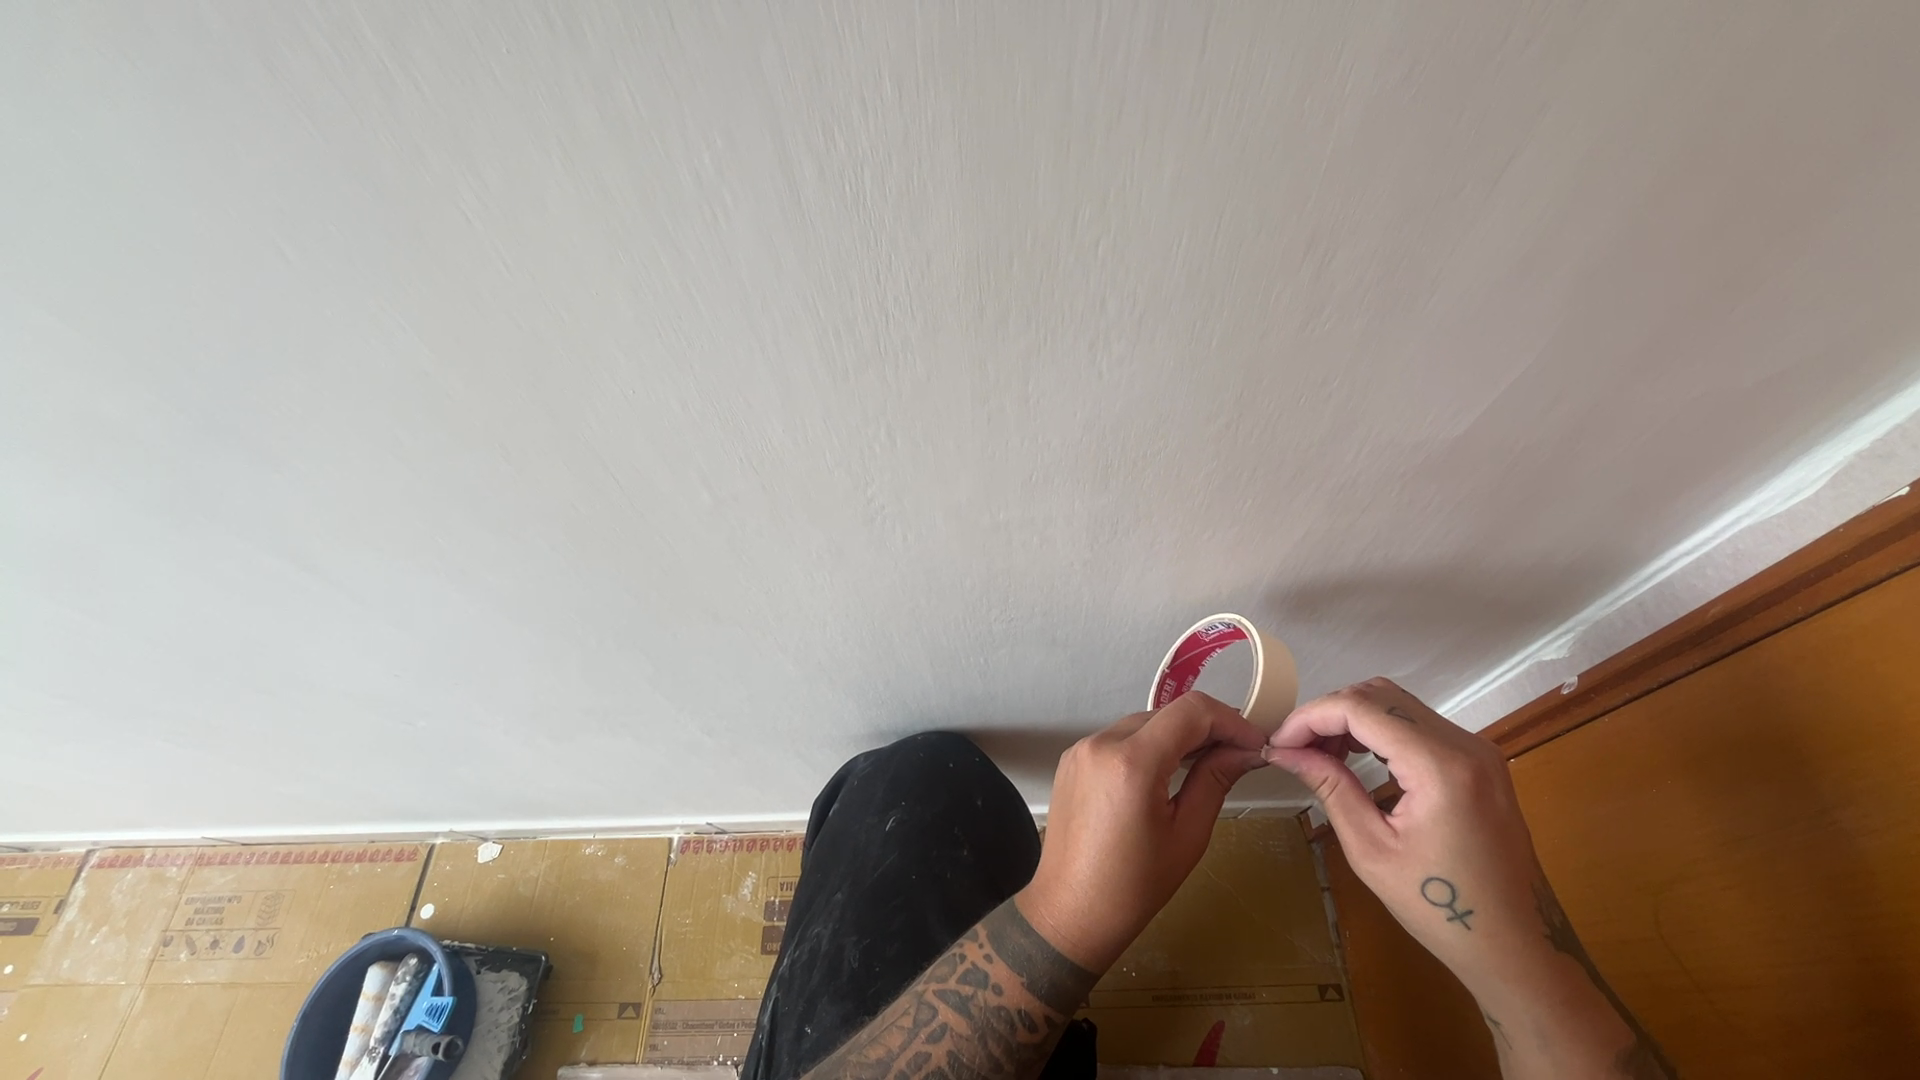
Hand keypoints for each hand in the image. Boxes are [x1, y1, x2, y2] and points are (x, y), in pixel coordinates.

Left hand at [1017, 691, 1268, 971]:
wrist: (1070, 911)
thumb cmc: (1134, 885)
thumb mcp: (1187, 835)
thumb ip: (1215, 780)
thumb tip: (1247, 750)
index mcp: (1132, 762)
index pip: (1191, 711)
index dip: (1229, 720)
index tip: (1254, 743)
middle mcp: (1101, 743)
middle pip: (1165, 714)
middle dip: (1206, 728)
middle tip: (1238, 756)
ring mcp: (1081, 749)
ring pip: (1142, 723)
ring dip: (1176, 736)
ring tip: (1207, 765)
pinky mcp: (1071, 760)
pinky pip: (1118, 739)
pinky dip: (1146, 746)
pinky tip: (1165, 773)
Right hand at [1265, 679, 1675, 1076]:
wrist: (1517, 947)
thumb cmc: (1438, 908)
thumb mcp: (1370, 848)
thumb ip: (1329, 786)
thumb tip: (1282, 750)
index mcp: (1440, 765)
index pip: (1359, 707)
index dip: (1310, 717)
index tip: (1279, 743)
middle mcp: (1464, 743)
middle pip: (1378, 695)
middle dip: (1327, 713)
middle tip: (1295, 748)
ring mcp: (1477, 749)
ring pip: (1397, 702)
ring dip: (1351, 718)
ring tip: (1320, 754)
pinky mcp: (1478, 761)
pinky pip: (1418, 723)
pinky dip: (1378, 729)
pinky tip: (1356, 757)